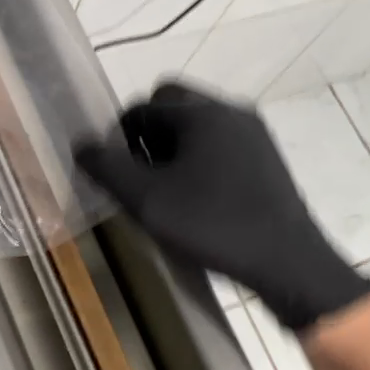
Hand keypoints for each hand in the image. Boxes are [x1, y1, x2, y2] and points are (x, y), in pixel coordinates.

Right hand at [75, 82, 369, 332]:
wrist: (288, 263)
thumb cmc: (211, 225)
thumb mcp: (146, 200)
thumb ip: (106, 168)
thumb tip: (81, 145)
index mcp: (200, 113)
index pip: (140, 107)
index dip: (118, 138)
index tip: (117, 175)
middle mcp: (230, 111)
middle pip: (172, 107)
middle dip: (147, 135)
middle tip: (140, 177)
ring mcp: (254, 134)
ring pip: (198, 127)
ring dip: (174, 150)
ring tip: (167, 193)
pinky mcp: (268, 159)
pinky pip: (221, 145)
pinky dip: (201, 162)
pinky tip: (199, 201)